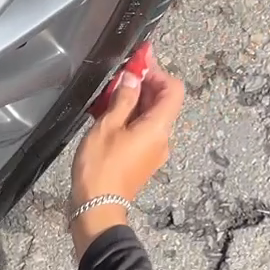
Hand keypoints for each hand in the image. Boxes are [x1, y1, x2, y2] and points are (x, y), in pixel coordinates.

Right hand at [69, 49, 185, 259]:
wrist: (97, 207)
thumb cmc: (100, 169)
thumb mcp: (107, 125)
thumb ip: (123, 98)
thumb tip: (132, 78)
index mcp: (158, 127)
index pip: (173, 89)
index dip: (157, 71)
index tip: (138, 61)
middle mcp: (162, 139)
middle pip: (162, 102)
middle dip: (143, 85)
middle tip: (119, 77)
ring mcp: (154, 152)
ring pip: (150, 116)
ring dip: (134, 101)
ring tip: (109, 97)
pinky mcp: (142, 161)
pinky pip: (142, 132)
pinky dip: (130, 119)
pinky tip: (108, 117)